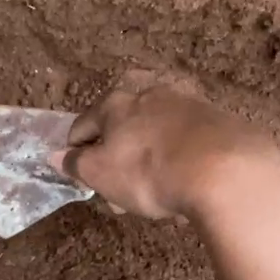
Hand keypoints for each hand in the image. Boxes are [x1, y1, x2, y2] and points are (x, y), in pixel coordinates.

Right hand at [52, 69, 279, 221]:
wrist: (225, 170)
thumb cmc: (148, 172)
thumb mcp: (100, 174)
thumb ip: (74, 163)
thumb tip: (55, 154)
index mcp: (114, 101)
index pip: (82, 125)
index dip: (76, 152)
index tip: (81, 175)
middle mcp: (149, 92)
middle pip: (120, 124)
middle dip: (114, 153)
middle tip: (114, 186)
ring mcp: (186, 101)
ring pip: (152, 130)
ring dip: (144, 154)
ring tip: (148, 186)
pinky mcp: (216, 117)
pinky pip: (182, 137)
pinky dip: (174, 154)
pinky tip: (178, 178)